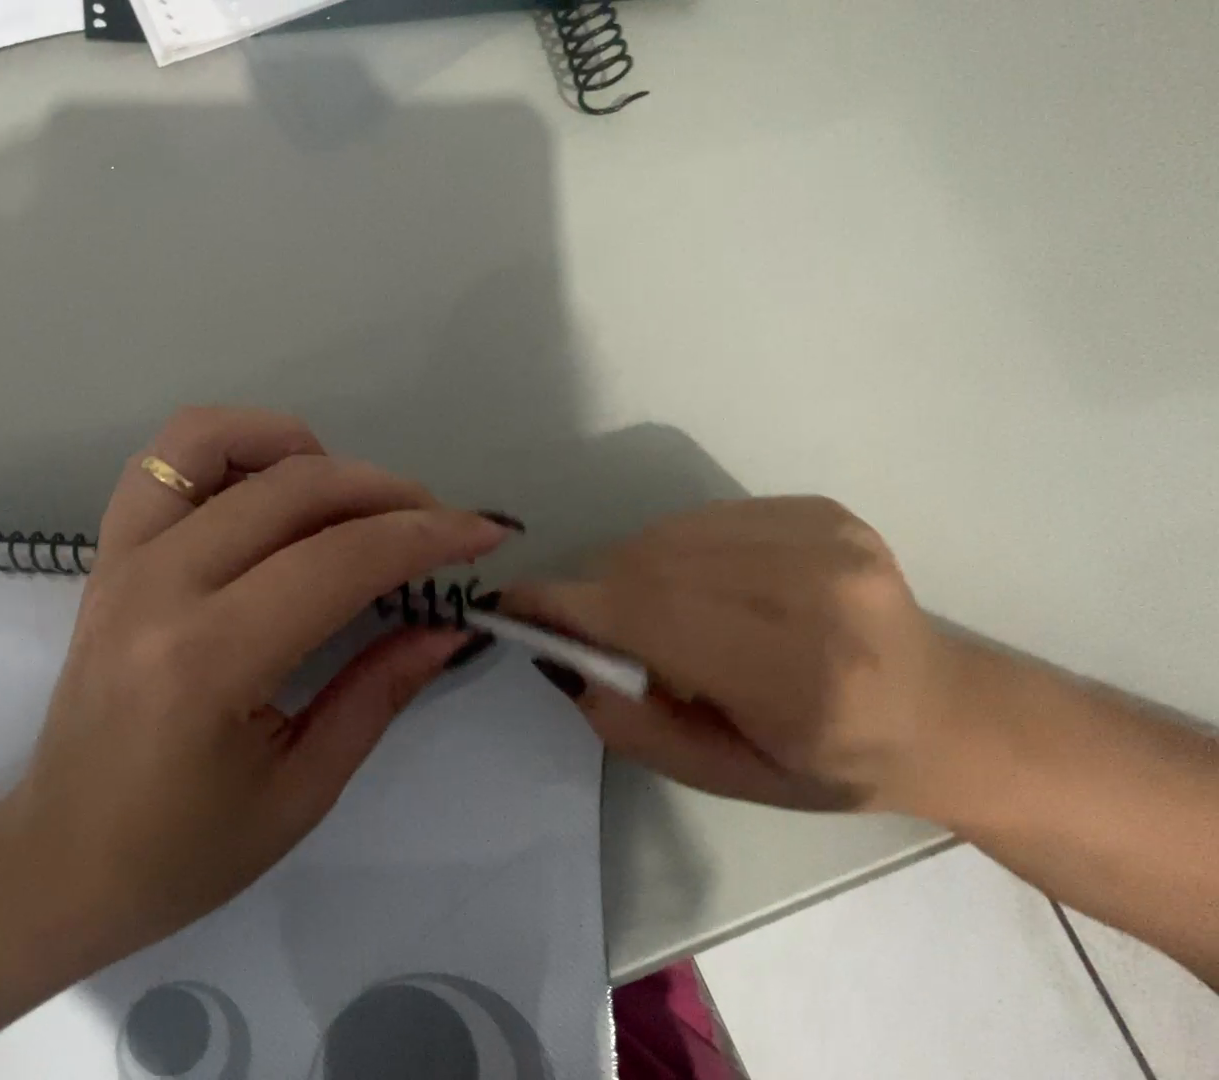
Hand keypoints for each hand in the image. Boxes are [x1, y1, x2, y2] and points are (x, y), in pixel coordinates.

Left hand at [1, 407, 514, 959]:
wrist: (61, 860)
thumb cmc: (183, 852)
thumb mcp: (301, 789)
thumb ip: (378, 692)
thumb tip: (449, 622)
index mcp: (209, 661)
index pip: (338, 560)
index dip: (425, 537)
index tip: (484, 533)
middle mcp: (158, 588)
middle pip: (290, 489)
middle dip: (384, 491)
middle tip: (436, 525)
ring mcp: (119, 562)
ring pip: (208, 442)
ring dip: (294, 446)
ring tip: (346, 496)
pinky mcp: (103, 560)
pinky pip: (160, 467)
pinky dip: (224, 450)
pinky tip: (269, 491)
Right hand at [502, 497, 961, 813]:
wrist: (941, 713)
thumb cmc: (823, 763)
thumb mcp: (717, 774)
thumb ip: (628, 722)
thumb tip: (556, 653)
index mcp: (800, 677)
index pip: (650, 618)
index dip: (567, 607)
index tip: (510, 605)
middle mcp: (819, 593)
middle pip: (648, 567)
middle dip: (593, 593)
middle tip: (578, 625)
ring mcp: (826, 540)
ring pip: (665, 535)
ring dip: (630, 571)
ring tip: (651, 614)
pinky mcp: (822, 510)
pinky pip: (698, 519)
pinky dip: (670, 551)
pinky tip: (699, 588)